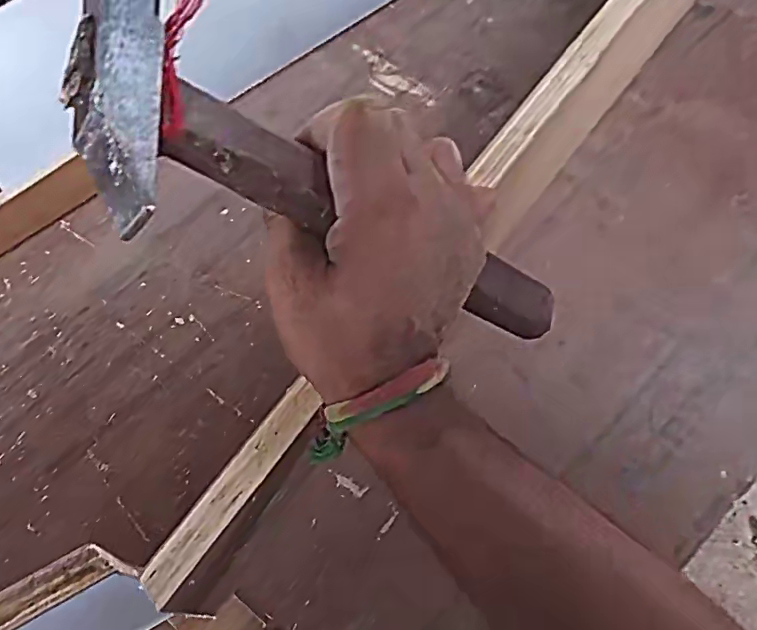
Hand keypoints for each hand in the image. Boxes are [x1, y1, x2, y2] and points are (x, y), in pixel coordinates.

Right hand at [264, 98, 488, 402]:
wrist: (391, 384)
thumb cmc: (336, 345)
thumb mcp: (287, 289)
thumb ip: (283, 225)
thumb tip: (288, 192)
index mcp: (380, 208)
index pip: (355, 119)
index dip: (318, 132)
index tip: (302, 167)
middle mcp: (429, 197)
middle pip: (390, 122)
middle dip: (349, 146)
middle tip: (324, 194)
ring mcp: (459, 211)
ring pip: (423, 144)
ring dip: (387, 163)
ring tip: (364, 209)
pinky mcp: (472, 229)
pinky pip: (452, 177)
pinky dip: (423, 184)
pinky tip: (402, 219)